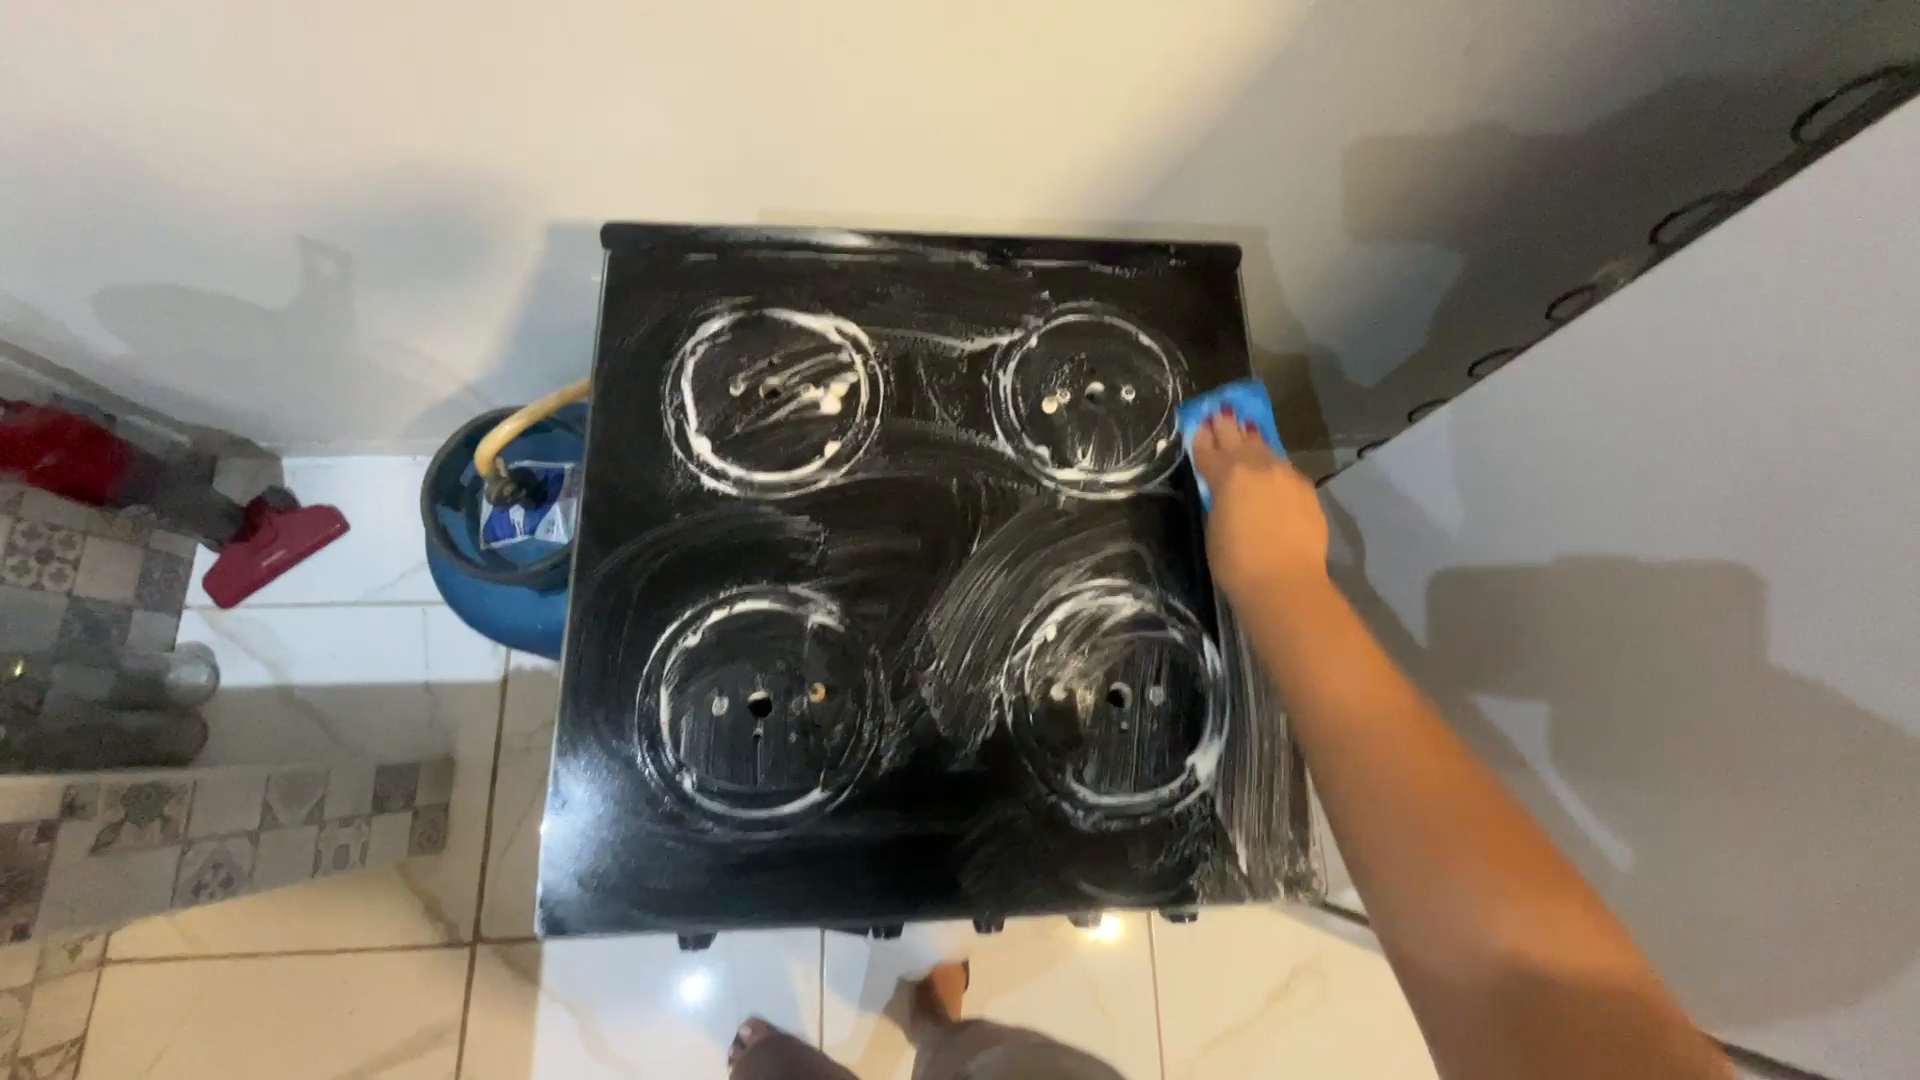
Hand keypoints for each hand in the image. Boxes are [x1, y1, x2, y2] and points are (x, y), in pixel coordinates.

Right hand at [1189, 411, 1328, 599]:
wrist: (1285, 582)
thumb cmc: (1236, 563)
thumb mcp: (1214, 527)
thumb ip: (1218, 499)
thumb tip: (1223, 489)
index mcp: (1227, 475)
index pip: (1208, 449)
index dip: (1201, 437)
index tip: (1199, 424)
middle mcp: (1258, 466)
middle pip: (1238, 439)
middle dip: (1226, 426)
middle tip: (1221, 413)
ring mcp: (1286, 475)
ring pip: (1265, 449)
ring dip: (1252, 441)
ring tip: (1245, 432)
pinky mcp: (1306, 489)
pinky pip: (1284, 469)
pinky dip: (1272, 465)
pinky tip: (1270, 470)